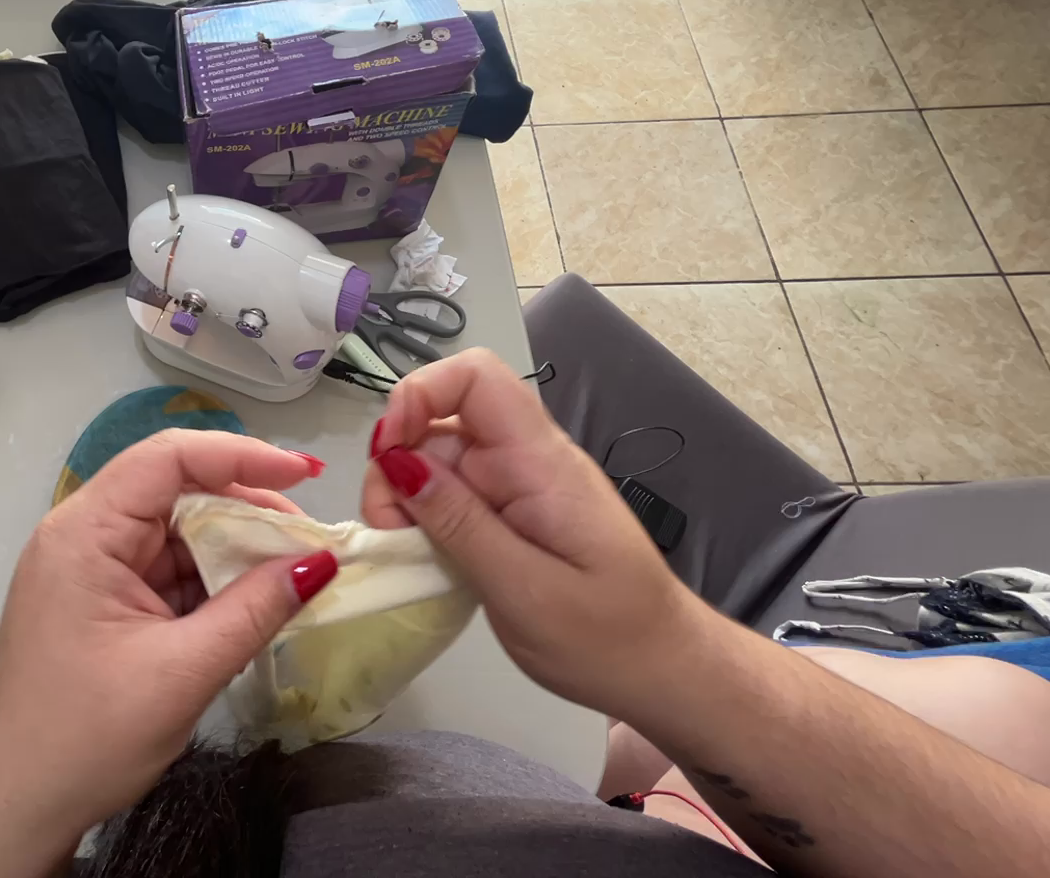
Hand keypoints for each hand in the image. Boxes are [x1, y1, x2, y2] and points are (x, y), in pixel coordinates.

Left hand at [0, 430, 336, 860]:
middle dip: (246, 505)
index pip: (166, 460)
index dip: (239, 455)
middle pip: (175, 488)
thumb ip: (254, 611)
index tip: (301, 473)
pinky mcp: (107, 593)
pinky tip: (254, 593)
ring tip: (293, 566)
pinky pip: (169, 564)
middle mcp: (85, 532)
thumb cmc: (85, 738)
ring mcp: (95, 564)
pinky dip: (213, 575)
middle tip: (308, 536)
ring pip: (177, 527)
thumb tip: (320, 564)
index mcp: (85, 533)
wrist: (17, 803)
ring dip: (234, 544)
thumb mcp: (182, 672)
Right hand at [361, 348, 714, 718]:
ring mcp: (507, 484)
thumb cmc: (608, 639)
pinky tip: (419, 558)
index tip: (389, 452)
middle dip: (394, 468)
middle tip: (390, 533)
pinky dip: (416, 520)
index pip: (475, 378)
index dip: (421, 394)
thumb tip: (396, 463)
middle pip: (436, 424)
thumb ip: (459, 523)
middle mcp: (520, 458)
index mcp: (540, 461)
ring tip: (405, 554)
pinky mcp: (497, 511)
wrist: (661, 671)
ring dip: (400, 500)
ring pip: (428, 461)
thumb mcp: (526, 590)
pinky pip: (441, 495)